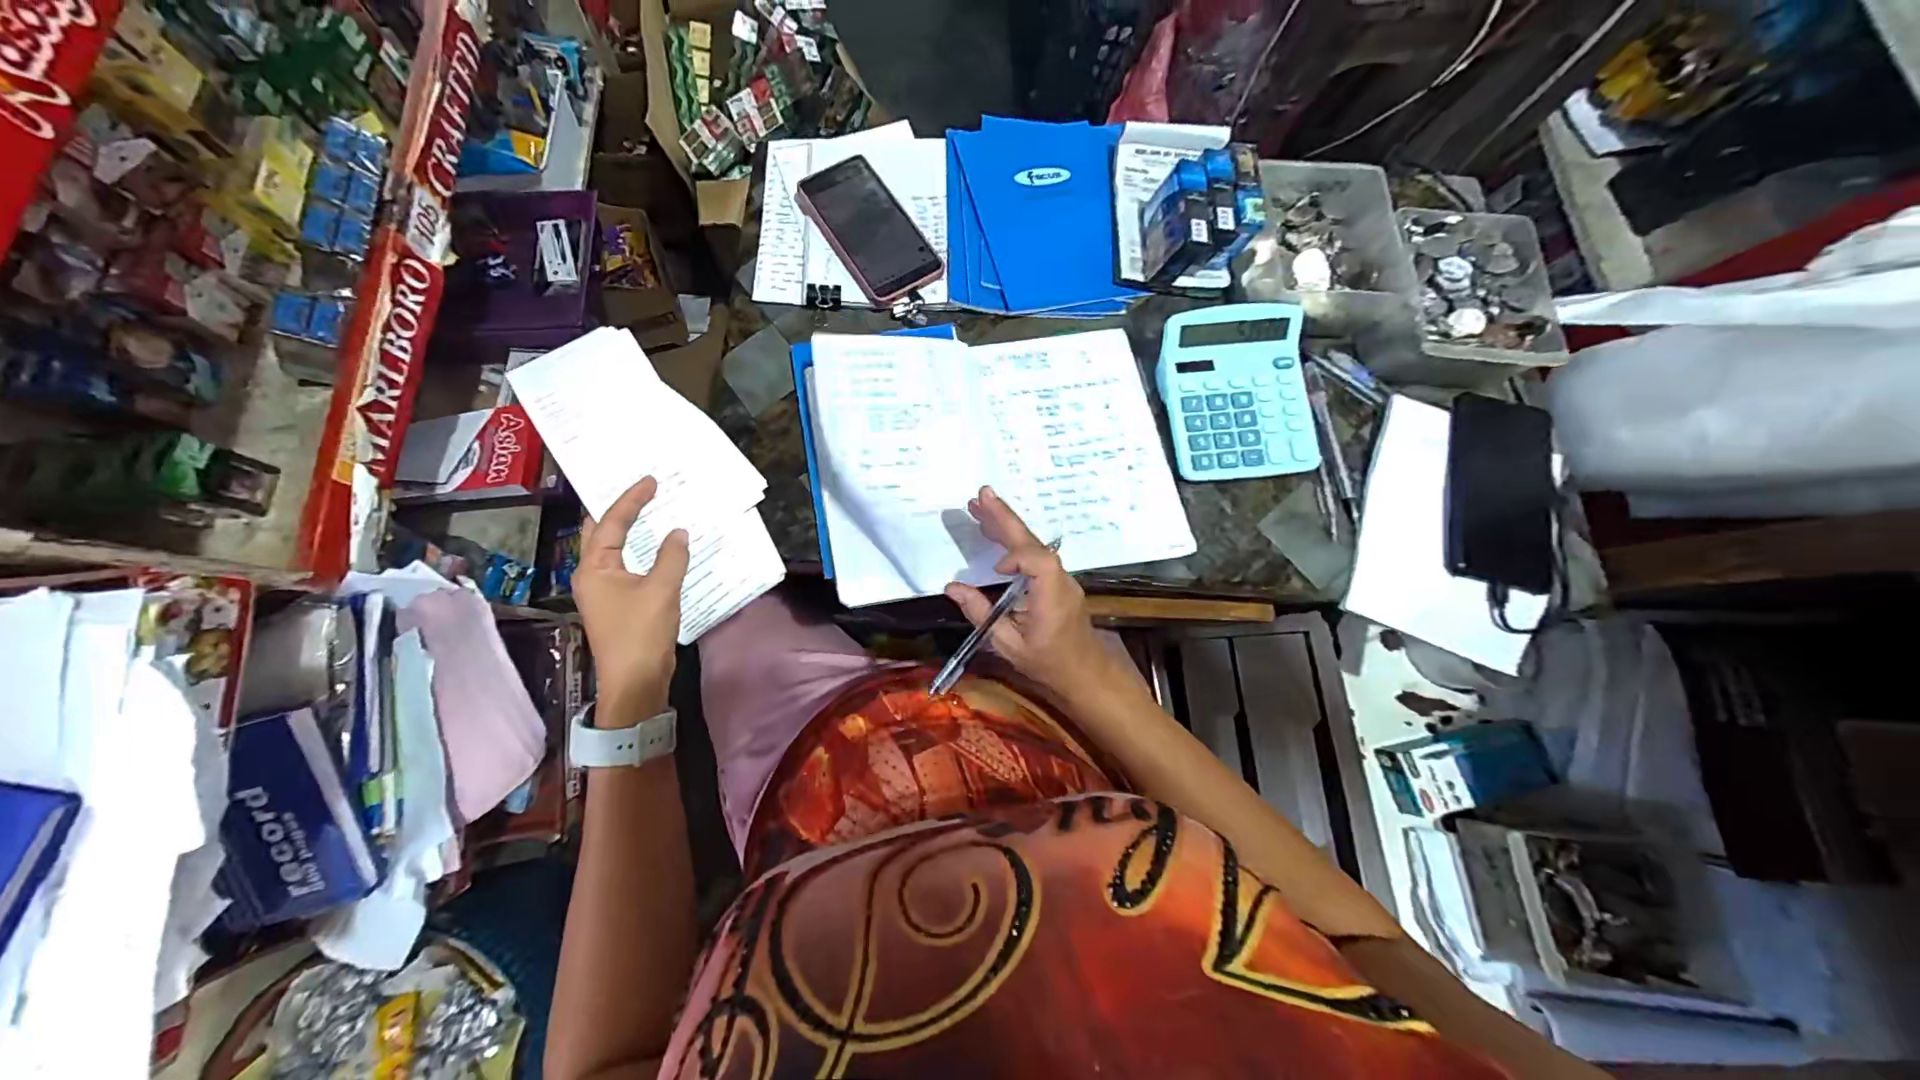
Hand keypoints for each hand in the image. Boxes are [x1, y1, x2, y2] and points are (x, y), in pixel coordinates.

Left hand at [574, 477, 689, 727]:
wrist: (636, 681)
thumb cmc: (641, 632)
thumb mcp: (662, 589)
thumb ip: (672, 556)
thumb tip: (678, 532)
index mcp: (594, 568)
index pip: (610, 523)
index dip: (631, 500)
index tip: (651, 481)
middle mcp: (593, 575)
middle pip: (602, 533)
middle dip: (622, 511)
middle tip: (643, 491)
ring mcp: (605, 591)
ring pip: (616, 551)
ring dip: (633, 532)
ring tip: (654, 512)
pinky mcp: (619, 604)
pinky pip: (630, 567)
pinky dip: (644, 553)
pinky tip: (662, 549)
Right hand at [944, 486, 1120, 701]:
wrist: (1085, 673)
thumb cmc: (1048, 664)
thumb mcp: (1008, 645)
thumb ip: (980, 614)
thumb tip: (952, 587)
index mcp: (1051, 597)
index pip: (1039, 561)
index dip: (1017, 555)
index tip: (997, 568)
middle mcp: (1060, 580)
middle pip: (1033, 542)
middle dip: (1006, 518)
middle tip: (980, 496)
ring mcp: (1061, 578)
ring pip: (1034, 545)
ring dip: (1007, 526)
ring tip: (979, 508)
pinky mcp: (1056, 581)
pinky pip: (1035, 554)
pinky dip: (1014, 541)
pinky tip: (994, 535)